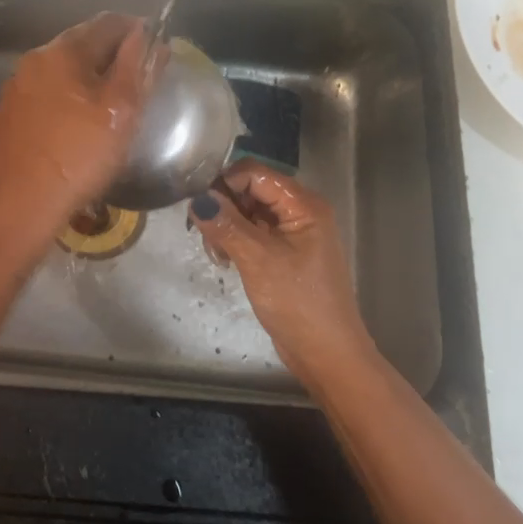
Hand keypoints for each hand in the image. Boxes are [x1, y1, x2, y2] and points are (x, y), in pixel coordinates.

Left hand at [0, 14, 153, 234]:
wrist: (22, 207)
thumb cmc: (79, 158)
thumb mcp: (122, 112)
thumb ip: (137, 67)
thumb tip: (147, 36)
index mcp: (61, 52)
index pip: (108, 23)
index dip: (138, 32)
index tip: (157, 53)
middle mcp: (33, 61)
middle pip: (82, 44)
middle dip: (113, 57)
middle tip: (140, 84)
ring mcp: (17, 88)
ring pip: (63, 71)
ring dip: (90, 79)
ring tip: (114, 108)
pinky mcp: (10, 115)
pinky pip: (47, 95)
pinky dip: (69, 100)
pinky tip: (81, 127)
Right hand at [189, 160, 376, 373]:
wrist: (326, 351)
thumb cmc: (297, 302)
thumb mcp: (257, 260)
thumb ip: (226, 224)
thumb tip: (196, 198)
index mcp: (303, 205)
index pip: (255, 173)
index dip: (224, 183)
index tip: (199, 207)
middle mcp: (300, 212)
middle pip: (251, 189)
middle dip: (223, 207)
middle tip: (205, 236)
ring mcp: (293, 234)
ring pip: (249, 212)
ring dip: (227, 226)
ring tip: (216, 254)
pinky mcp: (285, 253)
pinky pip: (254, 233)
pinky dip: (236, 241)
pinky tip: (226, 260)